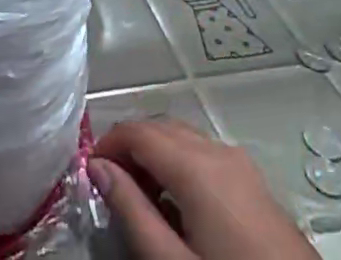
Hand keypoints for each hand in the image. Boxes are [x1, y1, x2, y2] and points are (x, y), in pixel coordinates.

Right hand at [89, 119, 315, 259]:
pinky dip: (178, 166)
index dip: (108, 144)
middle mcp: (219, 151)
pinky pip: (204, 157)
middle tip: (107, 187)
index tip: (87, 172)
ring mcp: (241, 164)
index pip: (139, 131)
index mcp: (197, 166)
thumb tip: (98, 168)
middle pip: (162, 129)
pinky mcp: (253, 182)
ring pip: (183, 140)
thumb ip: (131, 211)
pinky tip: (172, 206)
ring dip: (154, 156)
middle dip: (129, 148)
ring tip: (136, 200)